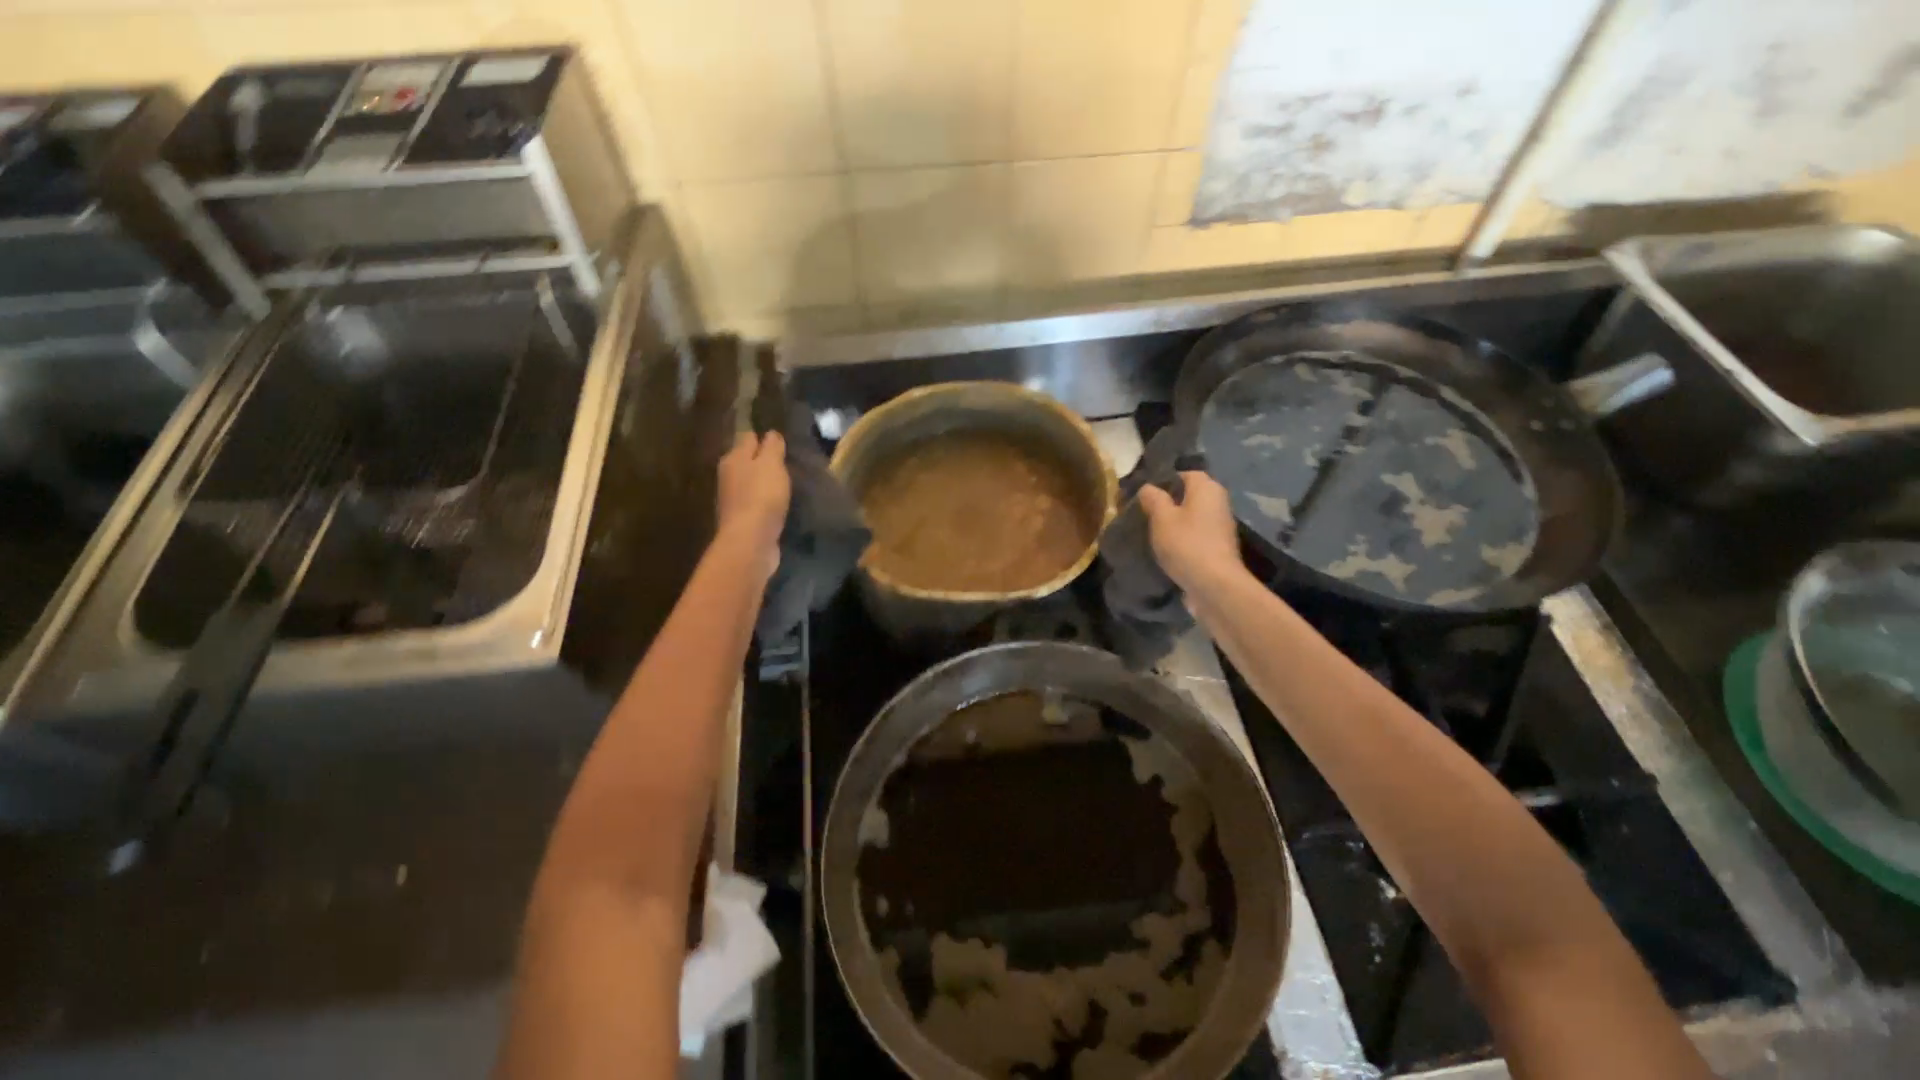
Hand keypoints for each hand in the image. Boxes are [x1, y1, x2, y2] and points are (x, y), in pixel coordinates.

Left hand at [716, 431, 789, 577]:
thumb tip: (770, 433)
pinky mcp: (742, 520)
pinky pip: (756, 504)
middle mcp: (728, 476)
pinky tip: (778, 505)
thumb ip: (772, 446)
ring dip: (764, 483)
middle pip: (746, 461)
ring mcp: (733, 500)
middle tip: (786, 461)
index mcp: (733, 458)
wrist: (750, 541)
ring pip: (751, 483)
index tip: (780, 439)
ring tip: (785, 482)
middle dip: (762, 460)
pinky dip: (765, 502)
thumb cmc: (761, 496)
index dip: (763, 437)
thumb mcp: (771, 464)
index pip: (748, 438)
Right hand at [1138, 470, 1243, 592]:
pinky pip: (1196, 536)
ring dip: (1175, 523)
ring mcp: (1221, 527)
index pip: (1185, 473)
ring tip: (1151, 532)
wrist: (1214, 585)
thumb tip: (1148, 488)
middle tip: (1144, 513)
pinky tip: (1166, 550)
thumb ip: (1153, 499)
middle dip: (1168, 503)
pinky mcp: (1218, 548)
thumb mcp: (1162, 518)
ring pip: (1192, 517)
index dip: (1164, 480)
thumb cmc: (1187, 544)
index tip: (1144, 494)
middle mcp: (1218, 502)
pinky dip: (1182, 540)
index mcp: (1207, 488)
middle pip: (1189, 496)